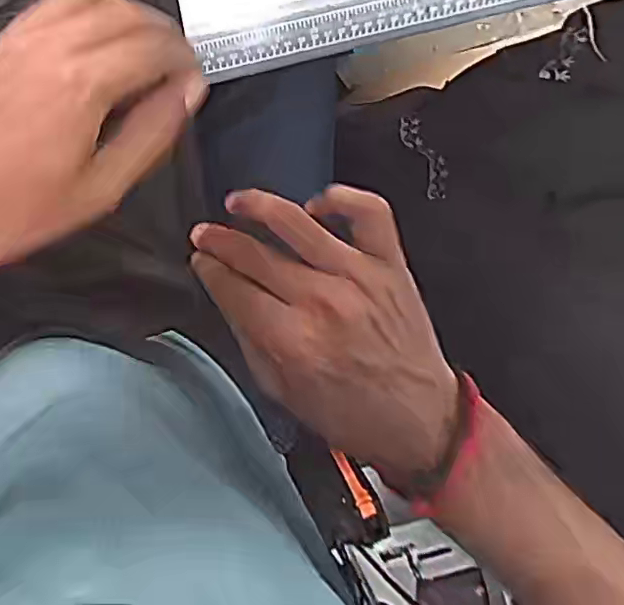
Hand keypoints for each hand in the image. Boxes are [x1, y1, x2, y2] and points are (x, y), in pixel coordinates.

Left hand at [0, 0, 206, 328]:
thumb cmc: (8, 212)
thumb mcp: (100, 188)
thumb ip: (151, 132)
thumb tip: (183, 95)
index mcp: (79, 84)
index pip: (153, 45)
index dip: (183, 58)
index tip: (190, 77)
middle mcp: (48, 49)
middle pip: (127, 12)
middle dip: (162, 32)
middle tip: (172, 62)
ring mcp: (17, 42)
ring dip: (124, 11)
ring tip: (136, 44)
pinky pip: (49, 3)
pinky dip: (82, 8)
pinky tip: (88, 38)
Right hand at [191, 186, 458, 480]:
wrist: (423, 424)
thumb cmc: (352, 413)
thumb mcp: (280, 390)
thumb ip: (246, 336)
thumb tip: (222, 290)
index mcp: (292, 341)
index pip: (231, 285)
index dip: (207, 268)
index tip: (200, 260)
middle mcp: (322, 302)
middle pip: (252, 253)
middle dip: (218, 239)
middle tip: (205, 234)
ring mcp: (358, 277)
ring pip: (295, 222)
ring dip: (256, 205)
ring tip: (238, 203)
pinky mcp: (389, 265)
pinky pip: (368, 213)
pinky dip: (341, 199)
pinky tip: (315, 205)